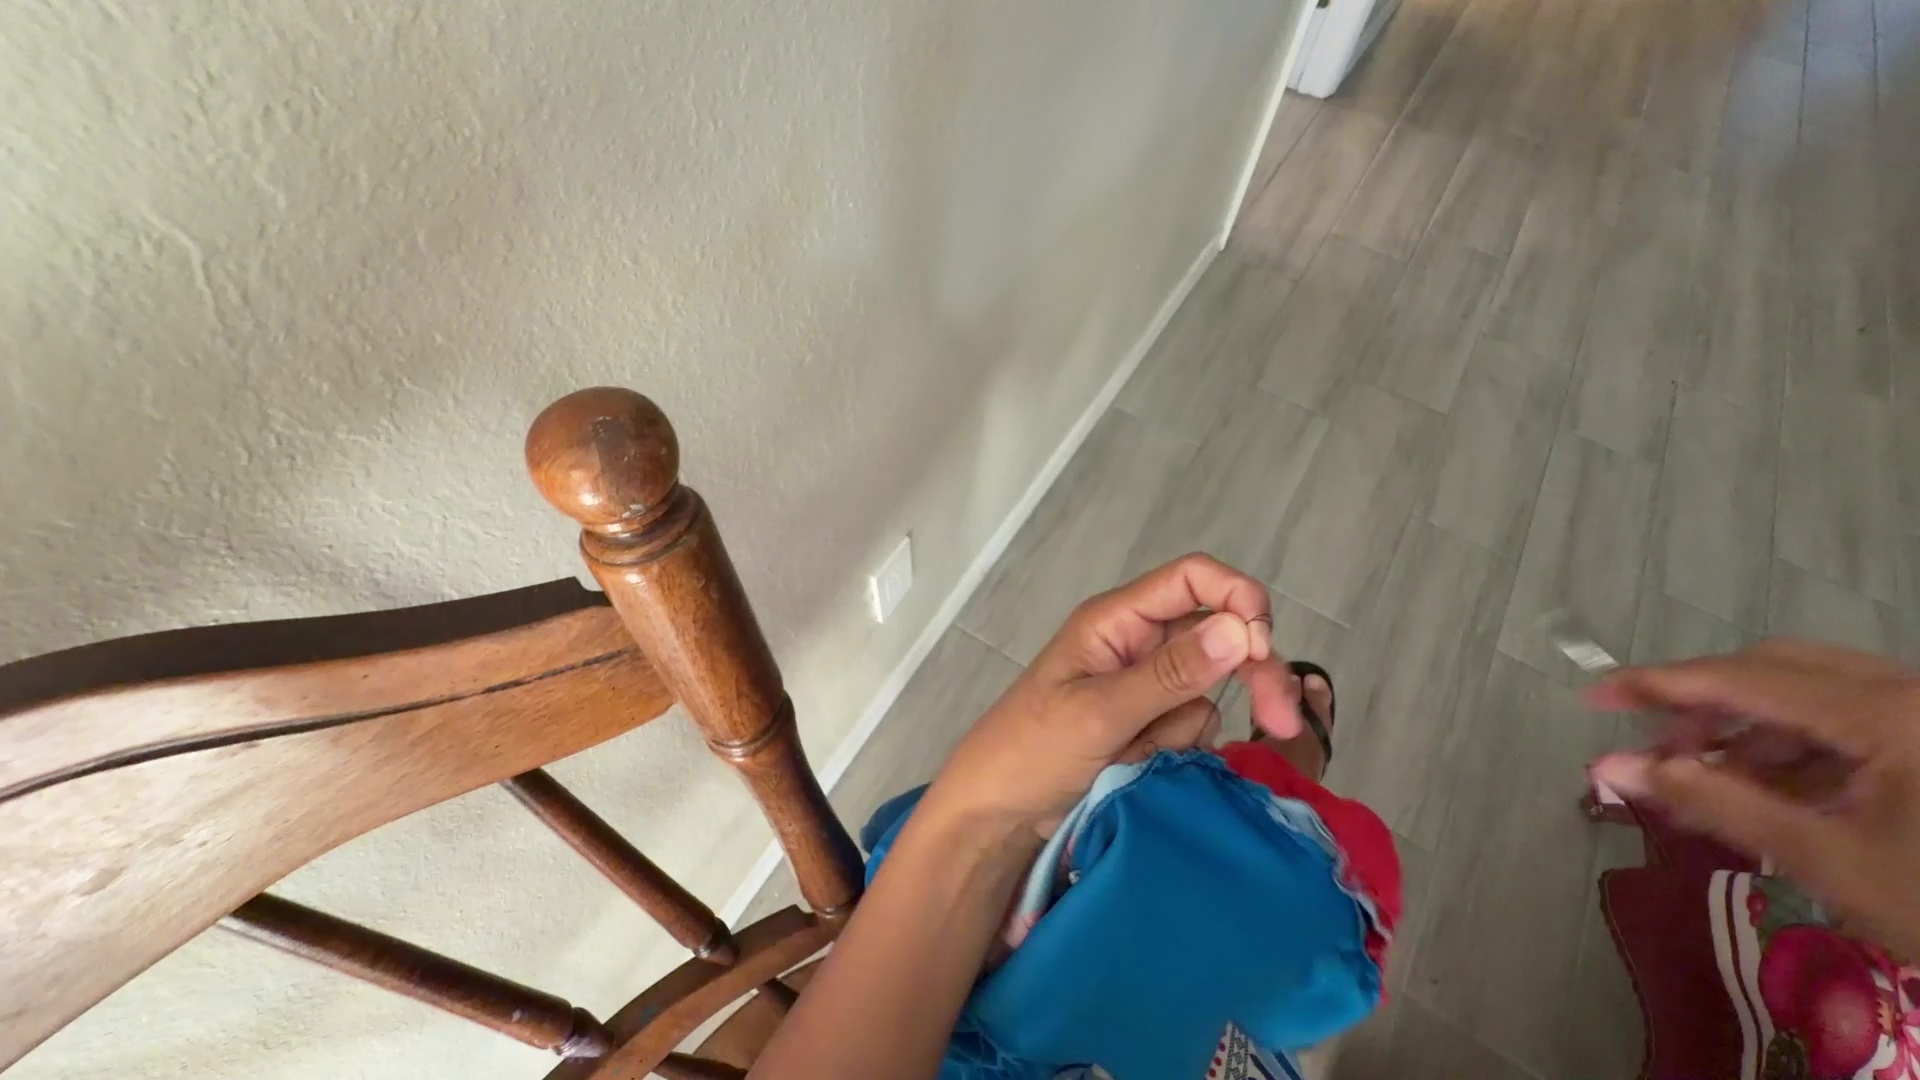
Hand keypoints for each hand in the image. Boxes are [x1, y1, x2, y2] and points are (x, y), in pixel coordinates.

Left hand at [920, 554, 1304, 841]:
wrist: (1000, 813)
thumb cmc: (1031, 750)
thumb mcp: (1099, 712)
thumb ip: (1170, 674)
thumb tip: (1240, 629)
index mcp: (1117, 620)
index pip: (1192, 579)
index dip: (1237, 598)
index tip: (1264, 644)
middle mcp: (1138, 643)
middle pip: (1219, 635)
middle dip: (1249, 671)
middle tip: (1281, 720)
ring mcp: (1147, 686)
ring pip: (1211, 688)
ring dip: (1191, 725)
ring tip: (1140, 755)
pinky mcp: (1151, 724)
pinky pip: (1195, 724)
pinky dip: (1181, 747)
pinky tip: (1142, 766)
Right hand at [1590, 641, 1919, 959]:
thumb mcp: (1827, 859)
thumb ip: (1713, 802)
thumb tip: (1610, 768)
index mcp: (1888, 715)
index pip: (1740, 678)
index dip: (1657, 684)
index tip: (1593, 697)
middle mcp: (1911, 694)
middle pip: (1776, 668)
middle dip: (1704, 702)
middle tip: (1655, 743)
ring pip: (1814, 691)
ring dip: (1748, 725)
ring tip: (1707, 774)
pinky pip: (1852, 717)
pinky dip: (1797, 744)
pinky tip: (1773, 788)